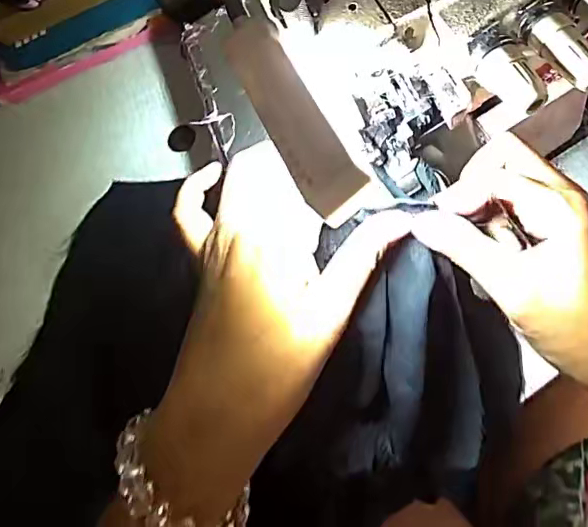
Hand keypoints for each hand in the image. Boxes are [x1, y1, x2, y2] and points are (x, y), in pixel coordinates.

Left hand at [138, 146, 412, 521]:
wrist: (210, 423)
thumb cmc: (274, 373)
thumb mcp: (328, 317)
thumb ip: (362, 259)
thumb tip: (400, 220)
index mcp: (270, 237)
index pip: (308, 182)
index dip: (340, 174)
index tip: (365, 178)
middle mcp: (237, 228)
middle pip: (271, 170)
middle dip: (305, 164)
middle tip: (339, 173)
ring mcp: (212, 241)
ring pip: (240, 182)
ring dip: (270, 170)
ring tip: (303, 171)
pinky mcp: (199, 259)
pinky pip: (187, 212)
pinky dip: (199, 187)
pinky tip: (216, 176)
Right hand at [409, 133, 587, 396]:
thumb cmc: (584, 331)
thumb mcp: (514, 289)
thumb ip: (466, 249)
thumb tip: (427, 223)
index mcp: (561, 203)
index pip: (495, 172)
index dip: (461, 195)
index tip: (439, 221)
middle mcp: (567, 195)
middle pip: (506, 158)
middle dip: (474, 186)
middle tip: (457, 222)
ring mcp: (567, 209)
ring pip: (512, 180)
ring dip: (488, 206)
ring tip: (485, 248)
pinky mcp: (563, 227)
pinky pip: (522, 203)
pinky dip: (502, 221)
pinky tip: (501, 256)